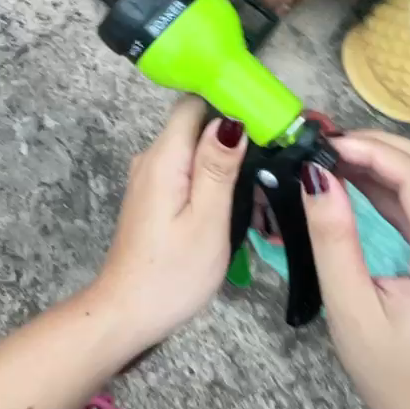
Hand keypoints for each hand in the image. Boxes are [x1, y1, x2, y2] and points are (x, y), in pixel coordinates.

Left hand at [86, 95, 247, 350]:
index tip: (268, 110)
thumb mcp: (207, 221)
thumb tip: (231, 120)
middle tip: (279, 150)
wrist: (130, 308)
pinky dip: (213, 175)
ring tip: (269, 179)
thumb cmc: (173, 272)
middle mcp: (151, 157)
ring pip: (192, 148)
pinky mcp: (153, 194)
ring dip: (226, 158)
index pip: (192, 104)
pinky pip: (185, 169)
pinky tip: (240, 198)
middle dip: (234, 131)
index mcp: (163, 157)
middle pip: (194, 124)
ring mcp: (149, 176)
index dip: (228, 99)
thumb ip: (217, 167)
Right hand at [304, 130, 409, 408]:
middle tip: (334, 143)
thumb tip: (314, 173)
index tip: (327, 144)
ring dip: (400, 166)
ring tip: (345, 160)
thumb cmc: (391, 375)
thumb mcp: (349, 308)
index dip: (376, 152)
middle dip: (389, 148)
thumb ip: (332, 236)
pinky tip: (370, 188)